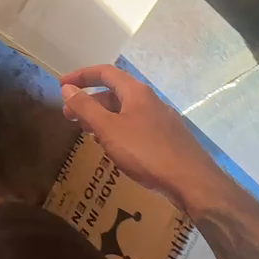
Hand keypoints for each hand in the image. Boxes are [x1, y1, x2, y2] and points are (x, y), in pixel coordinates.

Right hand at [60, 65, 226, 209]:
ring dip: (104, 118)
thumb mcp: (108, 129)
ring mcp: (164, 121)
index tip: (62, 86)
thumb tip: (67, 88)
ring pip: (126, 112)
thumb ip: (85, 107)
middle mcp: (151, 101)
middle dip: (90, 102)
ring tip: (91, 135)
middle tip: (71, 117)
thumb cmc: (147, 152)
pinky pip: (138, 127)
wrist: (196, 186)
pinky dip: (120, 131)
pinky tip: (117, 150)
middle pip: (114, 93)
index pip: (104, 72)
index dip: (80, 76)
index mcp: (136, 92)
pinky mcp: (171, 140)